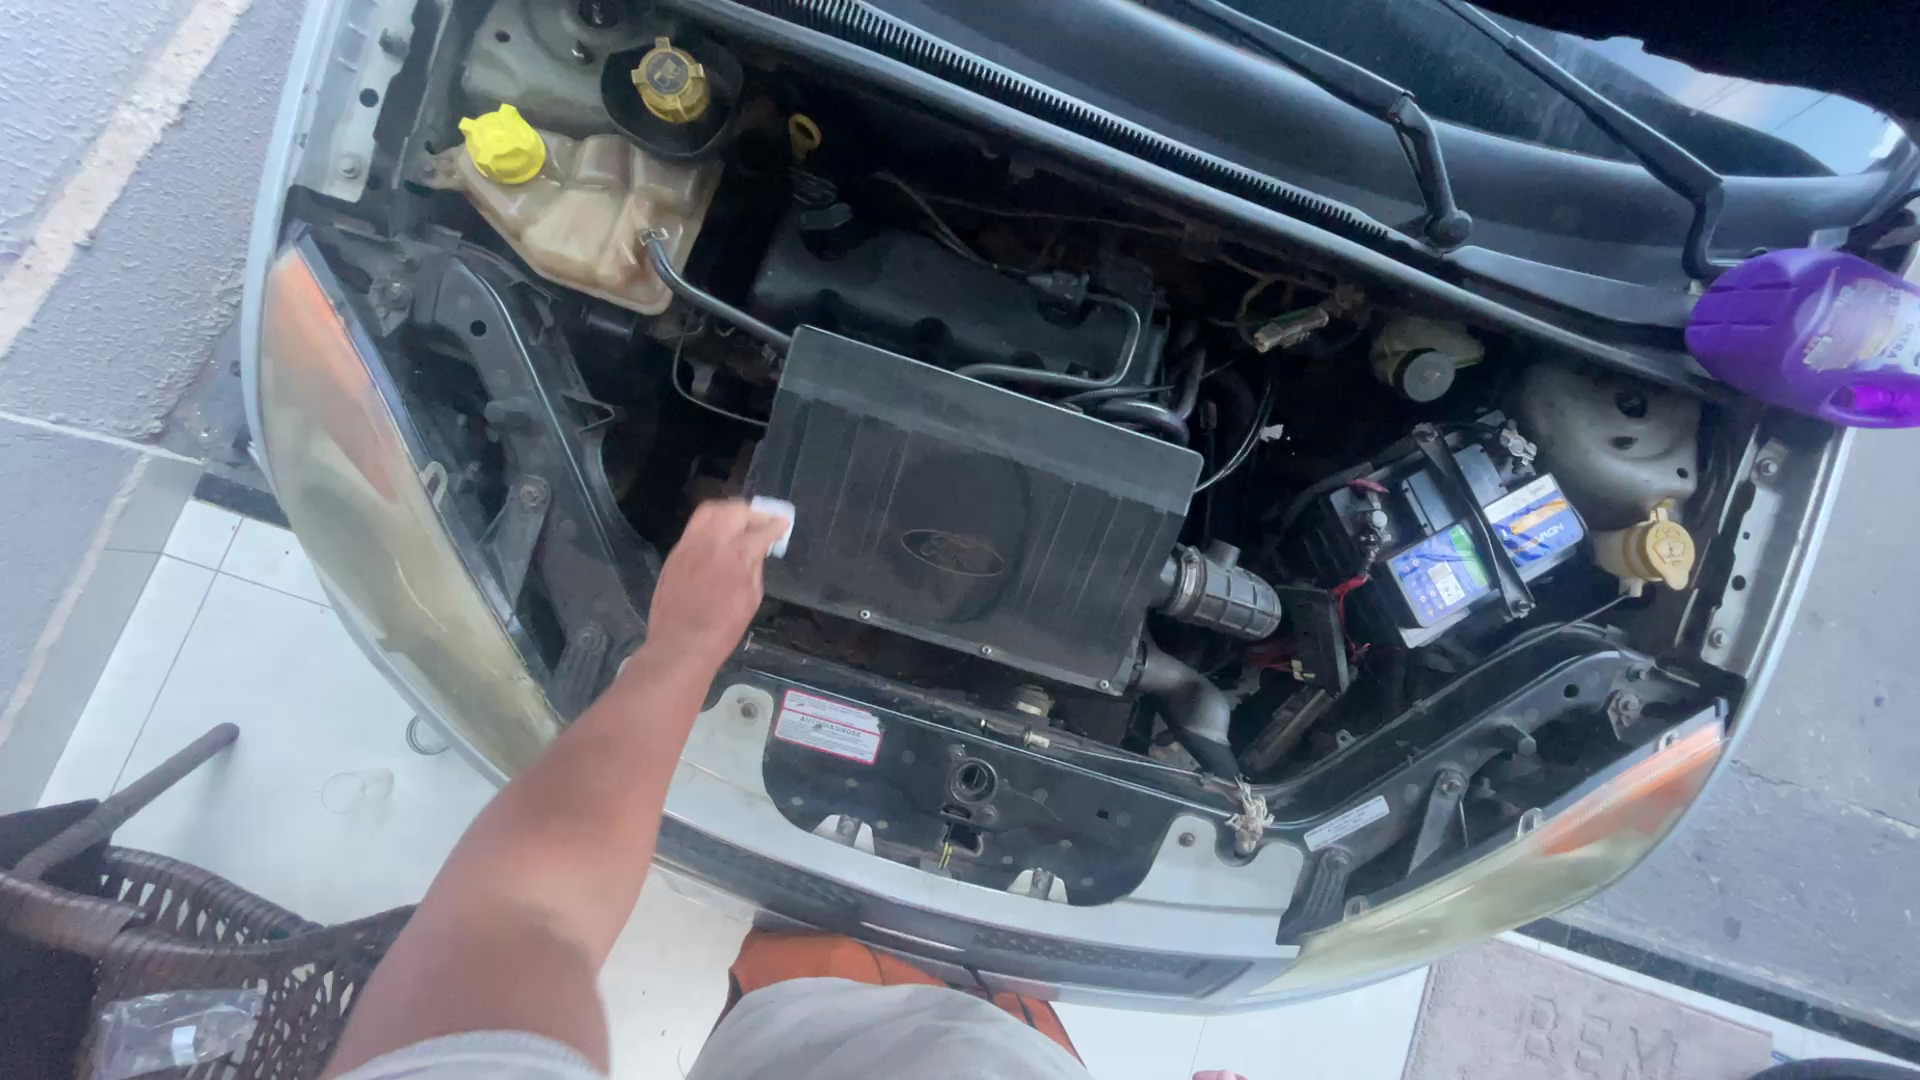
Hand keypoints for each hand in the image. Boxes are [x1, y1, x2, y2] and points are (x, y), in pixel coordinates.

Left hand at [637, 499, 789, 675]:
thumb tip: (757, 551)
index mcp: (738, 556)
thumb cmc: (723, 628)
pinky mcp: (675, 552)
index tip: (783, 524)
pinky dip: (711, 524)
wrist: (681, 643)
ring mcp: (690, 544)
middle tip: (763, 522)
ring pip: (710, 511)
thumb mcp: (752, 598)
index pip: (762, 530)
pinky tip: (719, 536)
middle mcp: (713, 542)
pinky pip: (695, 526)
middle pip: (735, 510)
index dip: (776, 525)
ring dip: (729, 512)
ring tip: (740, 522)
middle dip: (753, 513)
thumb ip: (755, 567)